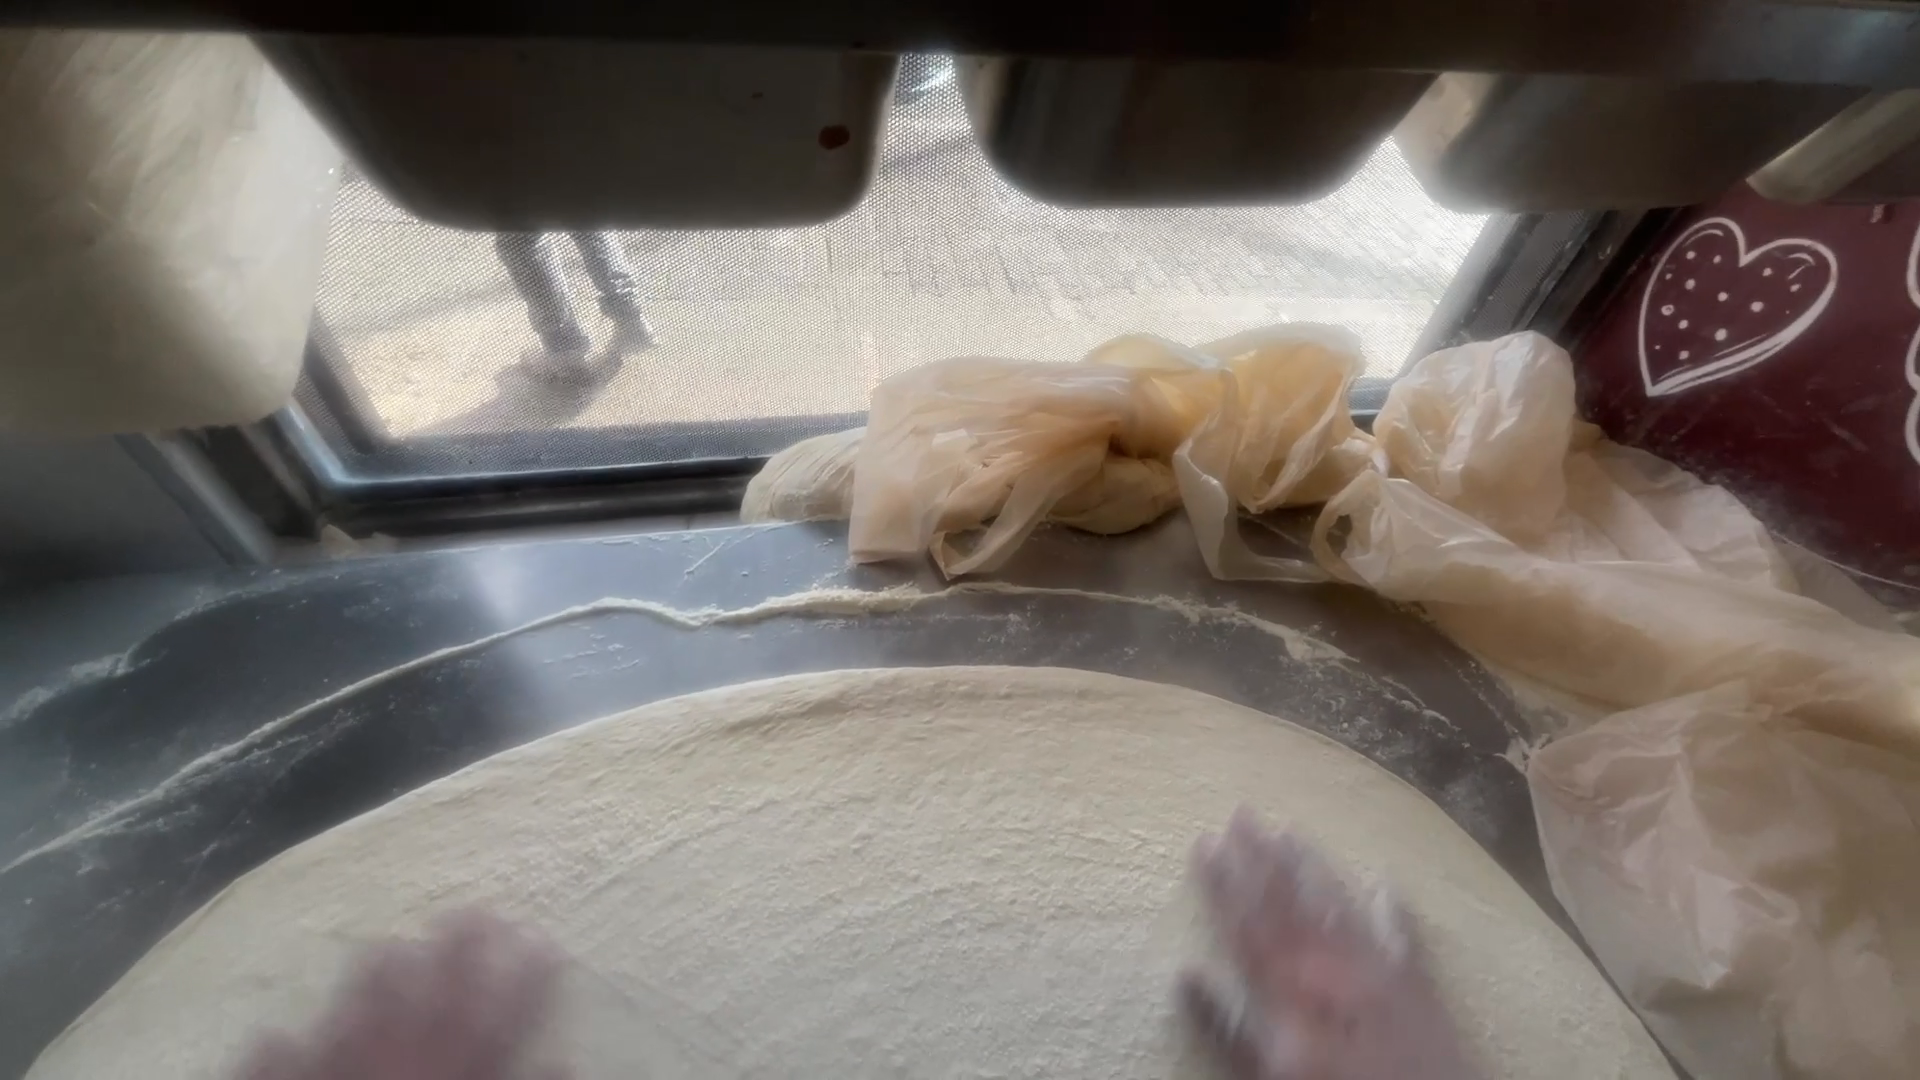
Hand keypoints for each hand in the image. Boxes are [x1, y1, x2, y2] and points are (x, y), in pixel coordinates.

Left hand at [236, 910, 564, 1079]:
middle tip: (470, 910)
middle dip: (458, 942)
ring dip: (375, 973)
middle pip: (439, 981)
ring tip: (386, 944)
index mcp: (465, 1057)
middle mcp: (411, 1046)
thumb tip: (567, 1062)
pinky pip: (277, 1062)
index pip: (513, 1002)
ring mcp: (346, 1060)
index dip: (533, 969)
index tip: (543, 939)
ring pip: (362, 1000)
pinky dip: (275, 1051)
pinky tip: (274, 1035)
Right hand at [1181, 808, 1478, 1079]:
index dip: (1221, 880)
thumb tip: (1185, 972)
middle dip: (1260, 855)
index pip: (1246, 921)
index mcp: (1289, 985)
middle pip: (1288, 901)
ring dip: (1310, 866)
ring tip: (1290, 828)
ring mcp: (1375, 970)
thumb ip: (1226, 1025)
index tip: (1204, 840)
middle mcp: (1329, 965)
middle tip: (1243, 812)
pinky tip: (1385, 880)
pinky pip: (1403, 937)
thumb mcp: (1268, 1072)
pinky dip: (1393, 908)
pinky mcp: (1416, 986)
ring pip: (1334, 905)